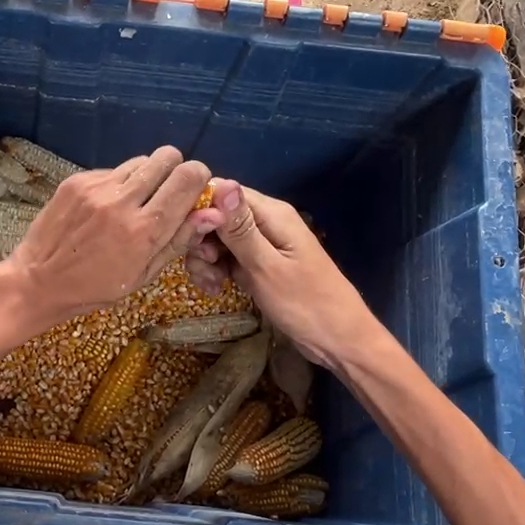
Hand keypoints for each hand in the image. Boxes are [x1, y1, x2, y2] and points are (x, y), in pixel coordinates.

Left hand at [0, 146, 220, 325]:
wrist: (37, 281)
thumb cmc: (95, 287)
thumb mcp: (143, 275)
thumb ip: (178, 240)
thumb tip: (213, 213)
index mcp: (144, 231)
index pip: (188, 178)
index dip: (198, 179)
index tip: (194, 191)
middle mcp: (122, 202)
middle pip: (167, 157)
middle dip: (175, 170)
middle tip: (166, 193)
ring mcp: (97, 188)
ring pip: (140, 161)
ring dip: (147, 176)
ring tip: (135, 203)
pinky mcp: (77, 181)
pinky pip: (112, 171)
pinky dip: (118, 184)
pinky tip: (105, 208)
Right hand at [185, 180, 379, 371]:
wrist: (336, 339)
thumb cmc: (304, 303)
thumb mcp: (266, 267)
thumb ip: (240, 229)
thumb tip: (222, 184)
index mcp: (271, 213)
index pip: (222, 192)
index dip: (200, 210)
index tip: (188, 238)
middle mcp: (265, 222)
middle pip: (216, 217)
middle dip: (201, 241)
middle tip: (205, 268)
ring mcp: (261, 245)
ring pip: (218, 240)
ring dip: (206, 261)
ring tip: (211, 286)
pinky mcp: (258, 265)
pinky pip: (227, 259)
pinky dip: (217, 272)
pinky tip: (216, 290)